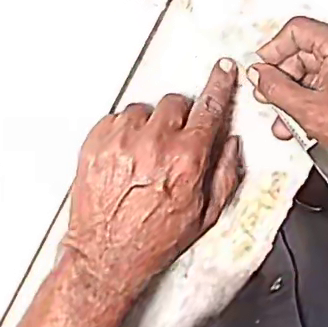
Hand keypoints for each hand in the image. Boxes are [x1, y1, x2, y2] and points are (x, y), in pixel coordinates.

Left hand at [59, 58, 243, 303]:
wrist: (106, 256)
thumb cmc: (154, 239)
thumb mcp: (206, 215)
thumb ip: (226, 173)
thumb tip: (230, 142)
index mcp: (186, 159)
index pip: (209, 106)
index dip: (219, 84)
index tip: (223, 69)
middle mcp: (154, 144)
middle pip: (175, 102)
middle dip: (178, 119)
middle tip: (172, 144)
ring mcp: (122, 140)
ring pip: (144, 110)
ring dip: (148, 127)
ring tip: (143, 158)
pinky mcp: (96, 141)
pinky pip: (117, 118)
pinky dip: (123, 133)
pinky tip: (125, 159)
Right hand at [249, 17, 327, 190]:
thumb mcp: (309, 111)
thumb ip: (276, 88)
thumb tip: (260, 74)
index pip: (298, 30)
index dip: (273, 50)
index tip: (262, 67)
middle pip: (309, 49)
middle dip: (285, 76)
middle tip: (269, 93)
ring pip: (323, 68)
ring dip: (300, 90)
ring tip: (286, 115)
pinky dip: (321, 94)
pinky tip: (308, 117)